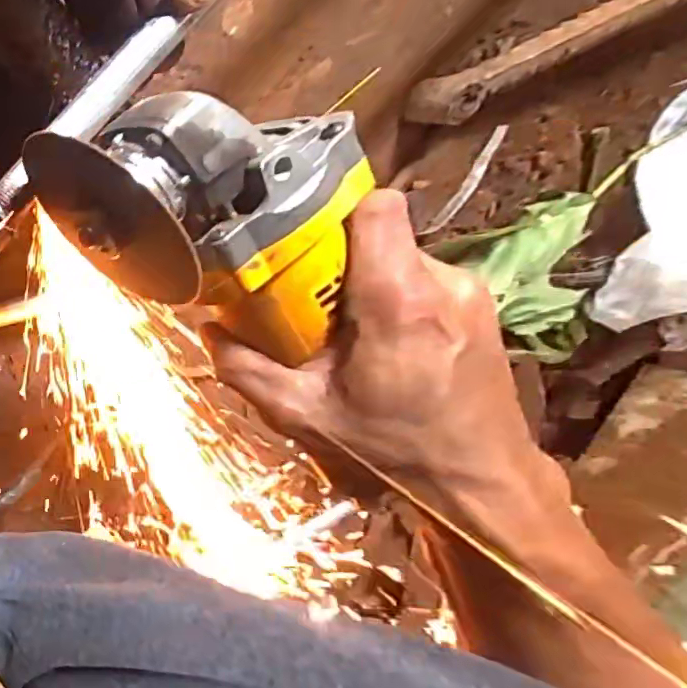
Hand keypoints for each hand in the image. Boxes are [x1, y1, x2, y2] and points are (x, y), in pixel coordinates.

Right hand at [207, 191, 549, 503]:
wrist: (477, 478)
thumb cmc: (390, 448)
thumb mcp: (301, 414)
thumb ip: (246, 369)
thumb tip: (209, 330)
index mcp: (399, 302)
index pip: (374, 209)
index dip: (328, 215)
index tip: (293, 247)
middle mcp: (443, 282)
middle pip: (373, 235)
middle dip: (328, 261)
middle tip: (297, 306)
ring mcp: (467, 290)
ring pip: (393, 255)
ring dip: (354, 282)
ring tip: (333, 332)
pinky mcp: (476, 303)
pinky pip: (414, 276)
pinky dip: (382, 296)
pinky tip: (369, 342)